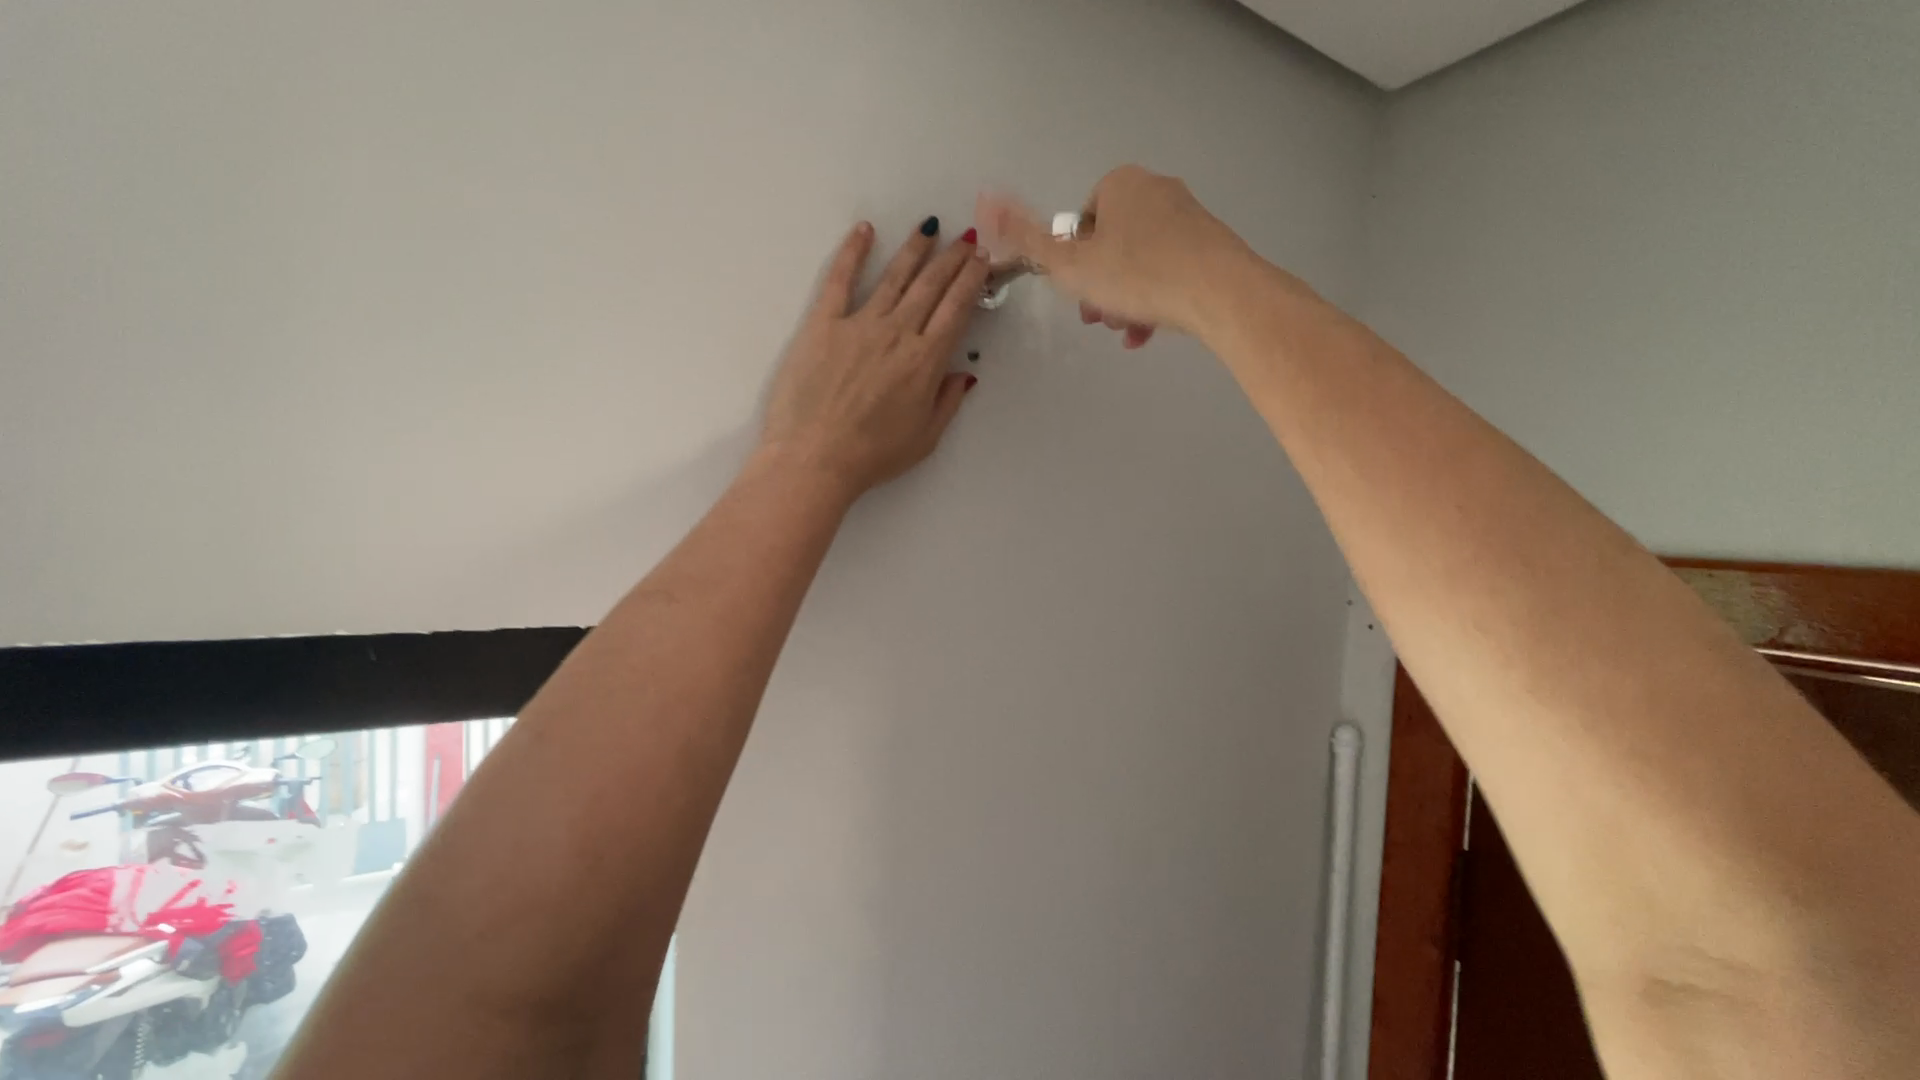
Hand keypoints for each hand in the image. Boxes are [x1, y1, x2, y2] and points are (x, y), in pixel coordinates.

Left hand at [758, 220, 986, 499]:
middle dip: (952, 259)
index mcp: (925, 362)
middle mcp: (898, 334)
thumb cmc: (870, 456)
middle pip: (931, 286)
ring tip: (927, 229)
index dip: (972, 280)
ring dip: (914, 250)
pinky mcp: (823, 324)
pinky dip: (853, 252)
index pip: (957, 309)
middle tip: (965, 239)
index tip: (982, 260)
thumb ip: (947, 402)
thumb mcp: (924, 439)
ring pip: (894, 277)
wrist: (814, 458)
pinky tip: (864, 231)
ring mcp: (859, 325)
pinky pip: (840, 279)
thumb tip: (963, 375)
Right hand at [978, 166, 1277, 344]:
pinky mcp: (1212, 246)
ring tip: (1125, 330)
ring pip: (1140, 263)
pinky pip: (1170, 272)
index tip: (1078, 289)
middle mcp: (1156, 190)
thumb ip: (1025, 238)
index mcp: (1120, 184)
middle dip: (1100, 285)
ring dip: (1124, 299)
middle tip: (1098, 317)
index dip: (1073, 261)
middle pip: (1111, 244)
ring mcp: (1188, 217)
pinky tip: (1147, 332)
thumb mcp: (1070, 265)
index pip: (1080, 222)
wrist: (1220, 293)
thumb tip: (984, 202)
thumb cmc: (1138, 275)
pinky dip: (1154, 301)